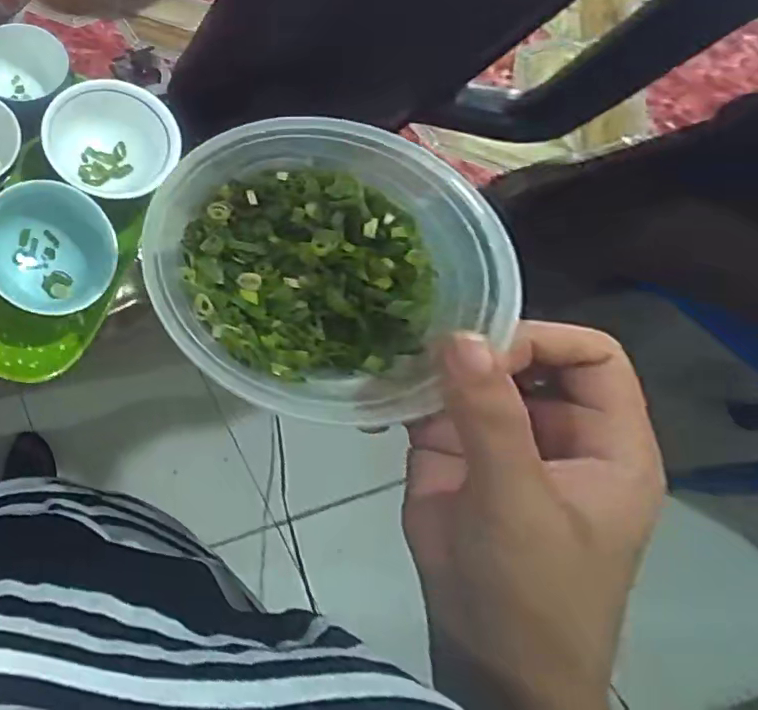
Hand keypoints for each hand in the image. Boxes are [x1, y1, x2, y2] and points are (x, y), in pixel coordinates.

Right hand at [403, 322, 664, 709]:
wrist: (487, 636)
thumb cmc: (532, 577)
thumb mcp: (517, 495)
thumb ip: (490, 415)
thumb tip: (459, 335)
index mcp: (604, 441)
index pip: (590, 359)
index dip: (536, 342)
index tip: (473, 347)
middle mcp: (551, 430)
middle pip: (523, 358)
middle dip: (471, 345)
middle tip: (411, 342)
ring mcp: (494, 438)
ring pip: (466, 376)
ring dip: (424, 363)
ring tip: (378, 355)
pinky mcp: (443, 448)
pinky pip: (422, 402)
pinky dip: (393, 390)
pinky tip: (366, 389)